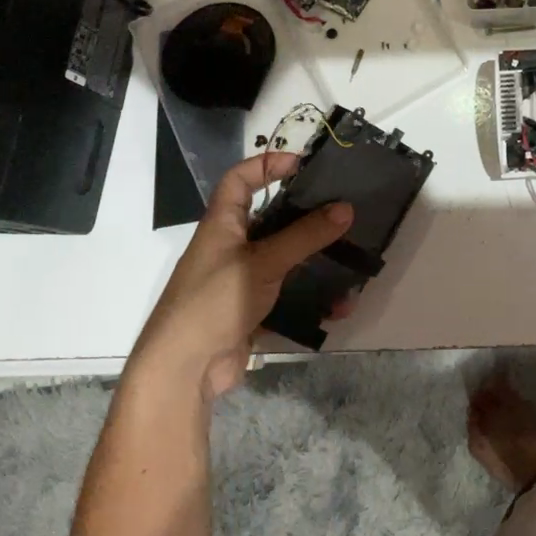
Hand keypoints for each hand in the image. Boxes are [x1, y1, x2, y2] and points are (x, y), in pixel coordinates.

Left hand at [128, 152, 352, 399]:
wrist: (183, 372)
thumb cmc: (213, 302)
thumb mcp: (262, 262)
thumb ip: (305, 235)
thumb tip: (346, 208)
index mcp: (222, 225)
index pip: (239, 180)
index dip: (266, 164)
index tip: (302, 164)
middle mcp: (231, 248)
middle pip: (272, 220)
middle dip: (307, 216)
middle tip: (343, 210)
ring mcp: (242, 282)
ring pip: (286, 260)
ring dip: (318, 262)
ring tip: (352, 260)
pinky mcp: (252, 313)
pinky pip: (290, 297)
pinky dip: (315, 300)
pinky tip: (341, 306)